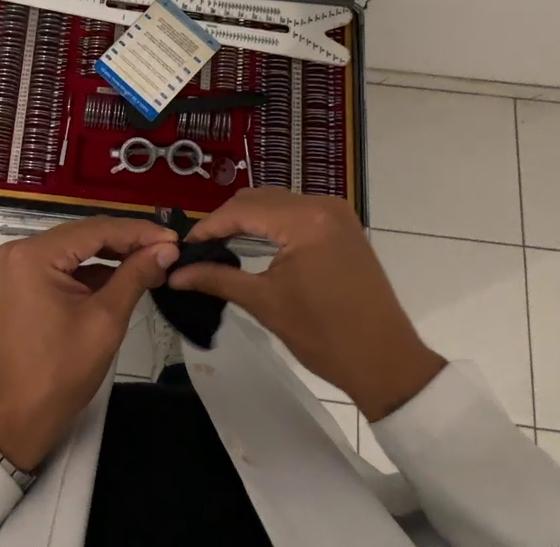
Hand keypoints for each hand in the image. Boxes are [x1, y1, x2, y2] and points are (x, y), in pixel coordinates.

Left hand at [0, 218, 179, 468]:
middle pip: (84, 235)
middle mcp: (21, 250)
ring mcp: (19, 266)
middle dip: (128, 242)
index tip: (174, 239)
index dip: (138, 232)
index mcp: (34, 254)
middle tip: (169, 249)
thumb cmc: (61, 371)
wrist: (18, 416)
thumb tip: (167, 249)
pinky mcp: (24, 282)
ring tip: (155, 261)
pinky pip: (65, 266)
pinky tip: (126, 275)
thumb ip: (135, 276)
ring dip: (113, 255)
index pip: (95, 229)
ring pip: (77, 249)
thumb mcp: (105, 320)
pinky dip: (94, 270)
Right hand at [167, 188, 445, 421]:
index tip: (183, 246)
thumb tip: (174, 275)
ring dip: (248, 219)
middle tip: (199, 248)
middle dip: (226, 220)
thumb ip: (217, 279)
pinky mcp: (344, 226)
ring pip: (277, 202)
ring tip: (221, 245)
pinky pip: (297, 212)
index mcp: (304, 220)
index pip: (241, 211)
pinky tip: (254, 242)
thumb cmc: (323, 335)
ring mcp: (337, 213)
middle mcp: (322, 204)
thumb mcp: (264, 303)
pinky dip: (272, 223)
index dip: (208, 227)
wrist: (385, 361)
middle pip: (259, 199)